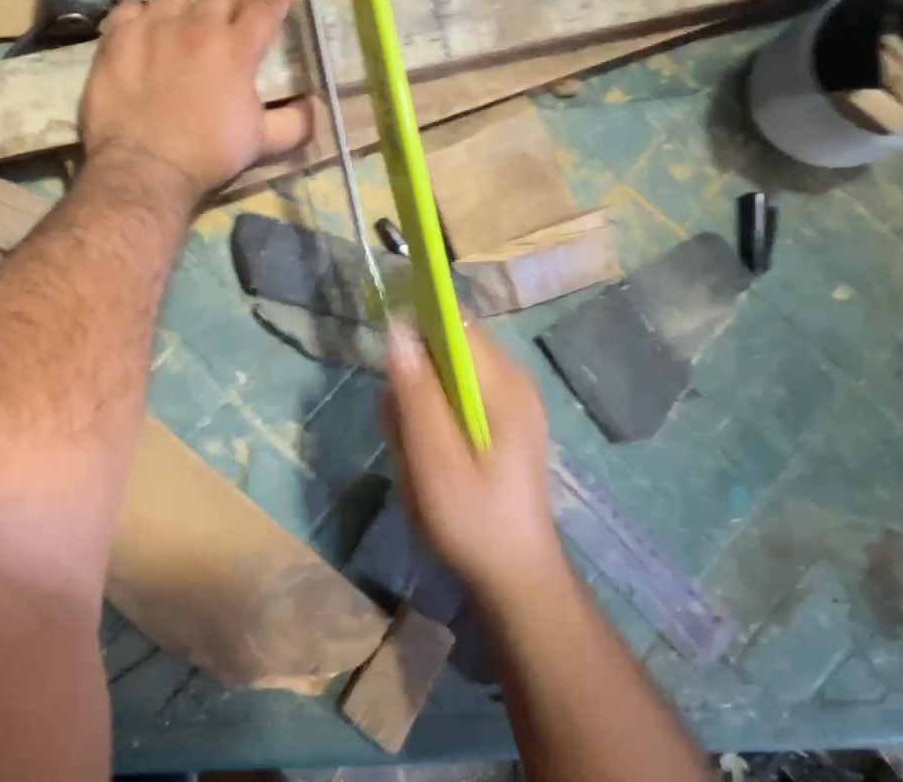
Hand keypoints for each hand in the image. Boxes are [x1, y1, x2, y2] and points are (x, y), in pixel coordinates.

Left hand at [80, 0, 314, 204]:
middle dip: (228, 4)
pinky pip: (129, 10)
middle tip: (221, 28)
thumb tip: (312, 108)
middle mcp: (198, 26)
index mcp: (237, 48)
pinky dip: (136, 22)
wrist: (145, 168)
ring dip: (180, 7)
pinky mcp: (118, 37)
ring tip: (174, 30)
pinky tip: (137, 43)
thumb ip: (292, 122)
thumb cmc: (207, 157)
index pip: (267, 2)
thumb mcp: (260, 144)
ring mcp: (154, 27)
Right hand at [381, 322, 561, 596]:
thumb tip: (397, 330)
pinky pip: (456, 400)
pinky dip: (432, 420)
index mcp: (505, 387)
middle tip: (401, 429)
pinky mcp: (503, 424)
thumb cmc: (471, 519)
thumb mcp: (434, 459)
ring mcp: (511, 405)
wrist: (514, 577)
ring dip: (418, 404)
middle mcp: (514, 384)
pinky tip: (428, 457)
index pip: (457, 325)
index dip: (417, 330)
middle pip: (449, 349)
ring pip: (447, 376)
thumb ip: (415, 394)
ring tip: (415, 452)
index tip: (389, 366)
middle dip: (414, 379)